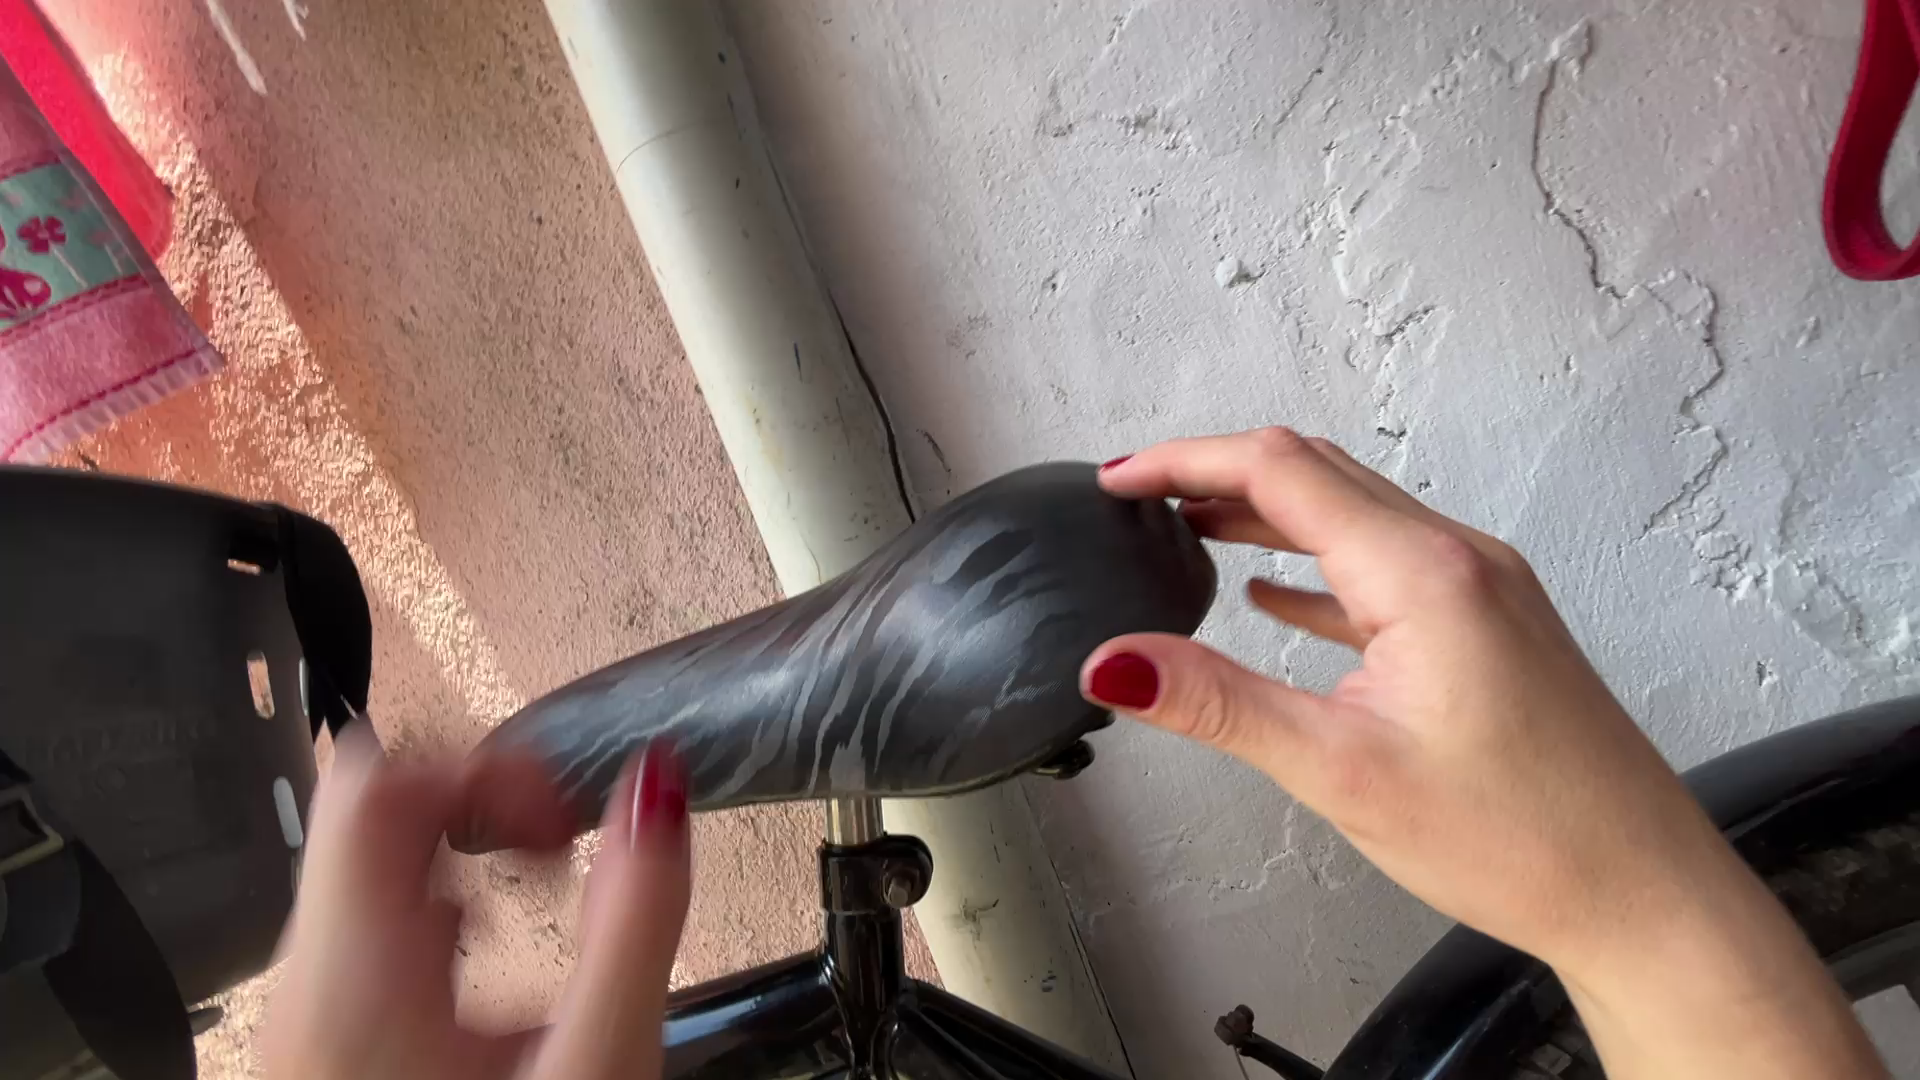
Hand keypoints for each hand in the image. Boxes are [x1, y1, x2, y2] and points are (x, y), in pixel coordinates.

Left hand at [262, 724, 690, 1079]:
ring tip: (547, 878)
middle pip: (381, 806)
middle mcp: (309, 986)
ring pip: (383, 850)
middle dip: (491, 798)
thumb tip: (659, 786)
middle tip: (565, 838)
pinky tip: (505, 936)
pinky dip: (459, 886)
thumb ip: (639, 913)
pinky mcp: (337, 1023)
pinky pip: (387, 904)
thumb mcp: (600, 1060)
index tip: (560, 810)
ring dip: (477, 838)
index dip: (485, 766)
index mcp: (351, 987)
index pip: (376, 787)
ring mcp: (314, 1005)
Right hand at [1085, 428, 1882, 1078]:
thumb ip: (1216, 703)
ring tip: (1183, 525)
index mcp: (1420, 572)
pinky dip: (1304, 556)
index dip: (1184, 461)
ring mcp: (1469, 583)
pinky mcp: (1472, 618)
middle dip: (1213, 470)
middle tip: (1138, 496)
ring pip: (1340, 509)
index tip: (1117, 480)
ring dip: (1256, 507)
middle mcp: (1451, 555)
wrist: (1649, 903)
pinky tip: (1268, 589)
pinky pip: (1370, 560)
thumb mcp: (1338, 768)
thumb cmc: (1513, 837)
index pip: (1277, 470)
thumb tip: (1113, 666)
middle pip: (1309, 471)